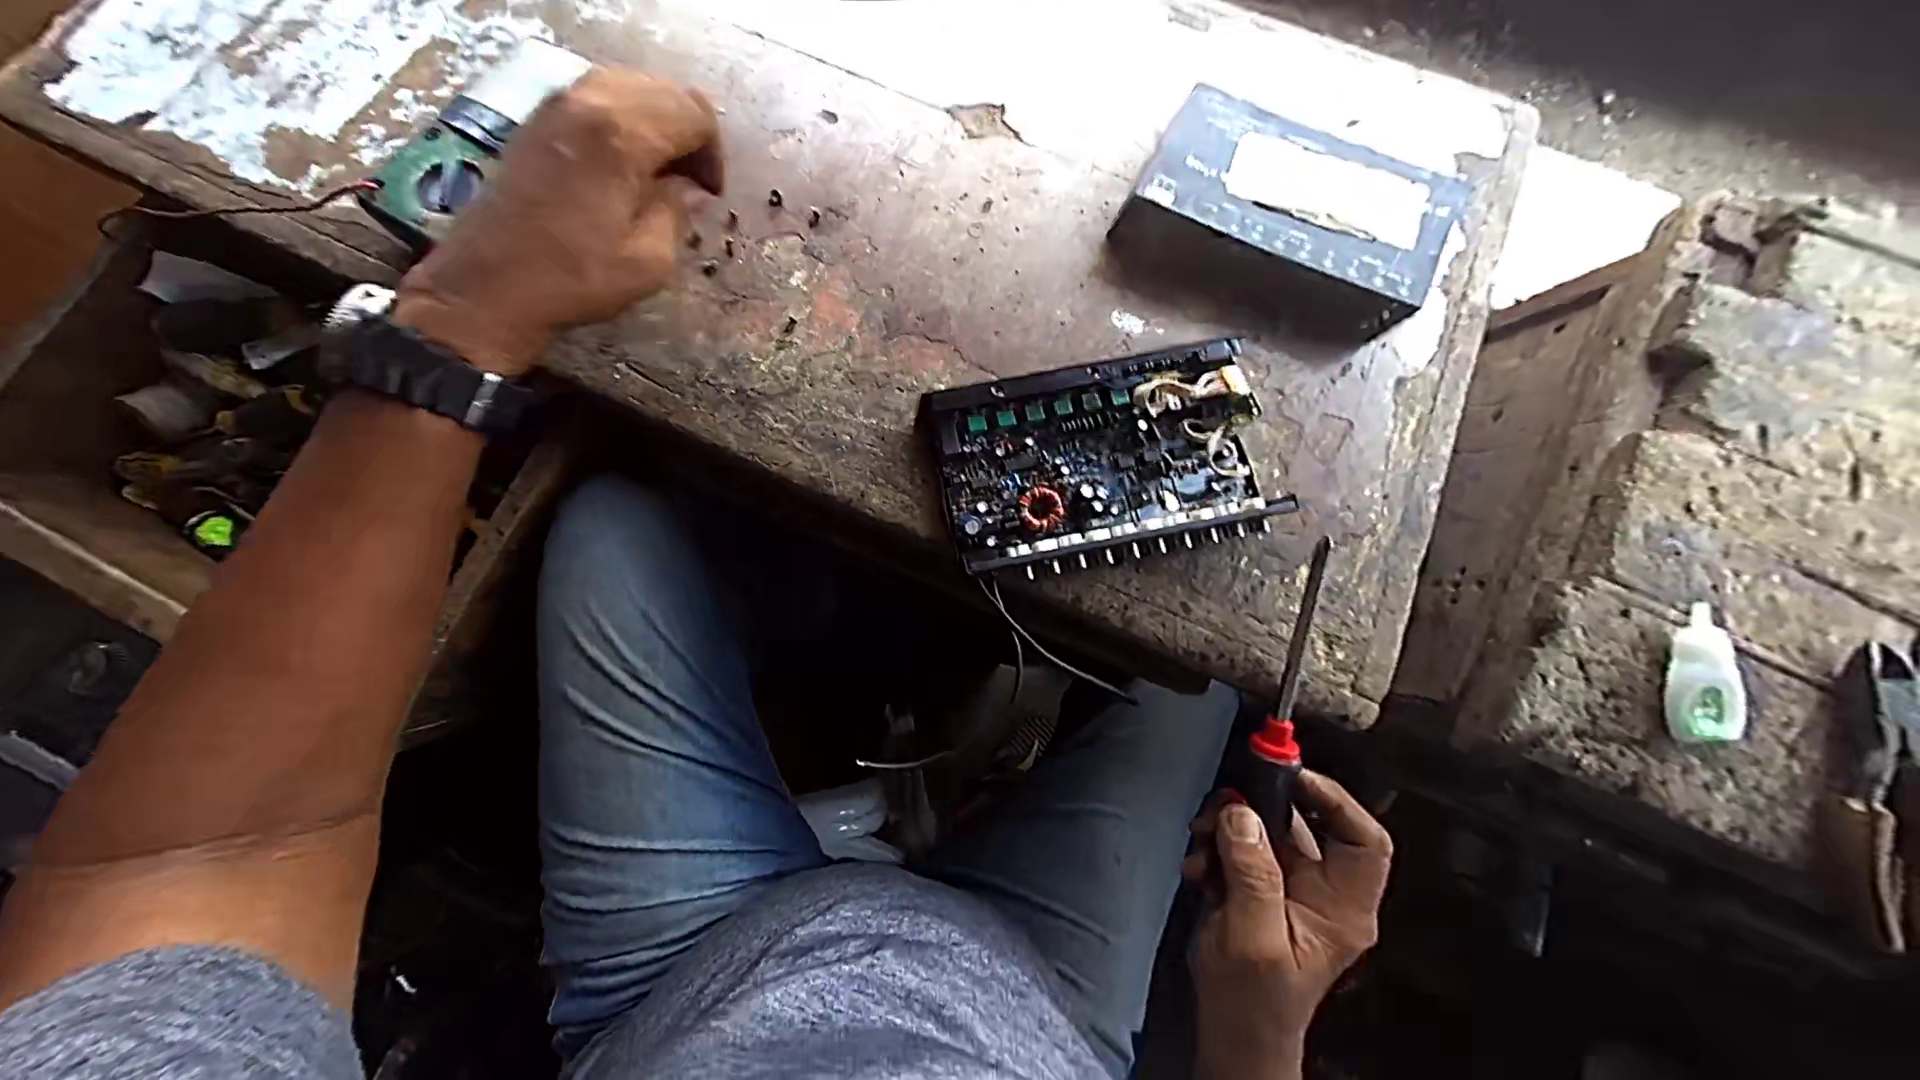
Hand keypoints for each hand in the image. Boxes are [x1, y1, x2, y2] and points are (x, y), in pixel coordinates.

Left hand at [394, 67, 724, 375]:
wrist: (494, 281)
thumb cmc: (577, 277)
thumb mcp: (650, 260)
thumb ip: (677, 211)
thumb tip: (690, 189)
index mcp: (621, 136)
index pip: (692, 113)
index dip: (713, 152)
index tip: (710, 194)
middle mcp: (588, 102)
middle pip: (663, 90)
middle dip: (690, 133)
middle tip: (692, 184)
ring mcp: (558, 104)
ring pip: (631, 87)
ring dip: (658, 125)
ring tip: (662, 174)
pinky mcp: (540, 118)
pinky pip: (599, 96)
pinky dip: (627, 121)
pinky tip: (628, 165)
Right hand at [1183, 771, 1392, 1079]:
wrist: (1230, 1029)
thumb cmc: (1253, 1000)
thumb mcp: (1254, 938)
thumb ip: (1251, 874)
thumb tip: (1240, 813)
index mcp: (1341, 906)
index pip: (1364, 840)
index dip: (1335, 800)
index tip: (1291, 776)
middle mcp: (1319, 889)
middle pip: (1301, 824)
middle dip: (1255, 809)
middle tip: (1220, 808)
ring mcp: (1286, 885)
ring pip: (1262, 828)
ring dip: (1225, 827)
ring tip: (1200, 844)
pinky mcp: (1255, 884)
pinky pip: (1237, 844)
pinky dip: (1213, 846)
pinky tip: (1197, 865)